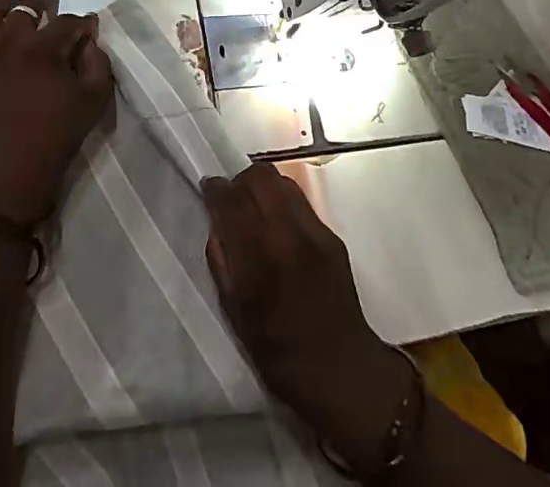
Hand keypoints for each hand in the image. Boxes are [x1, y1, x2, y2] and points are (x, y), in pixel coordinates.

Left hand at [0, 0, 114, 225]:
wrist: (10, 171)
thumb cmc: (56, 136)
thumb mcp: (94, 100)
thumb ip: (97, 63)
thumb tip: (88, 39)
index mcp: (42, 49)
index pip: (65, 22)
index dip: (80, 23)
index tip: (85, 28)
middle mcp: (6, 42)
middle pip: (24, 7)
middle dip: (42, 1)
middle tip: (49, 2)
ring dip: (2, 5)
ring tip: (11, 7)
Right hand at [202, 164, 415, 475]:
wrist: (341, 370)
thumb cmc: (276, 347)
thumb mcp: (233, 307)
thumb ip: (221, 259)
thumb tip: (217, 224)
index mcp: (258, 256)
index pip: (230, 200)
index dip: (214, 188)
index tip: (208, 187)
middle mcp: (288, 234)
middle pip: (259, 178)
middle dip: (239, 180)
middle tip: (232, 197)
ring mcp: (315, 232)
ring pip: (283, 182)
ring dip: (263, 187)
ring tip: (255, 207)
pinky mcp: (333, 237)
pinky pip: (301, 202)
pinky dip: (282, 203)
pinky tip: (278, 225)